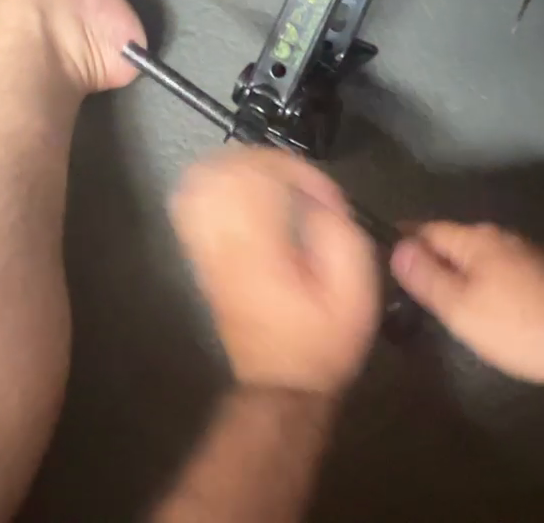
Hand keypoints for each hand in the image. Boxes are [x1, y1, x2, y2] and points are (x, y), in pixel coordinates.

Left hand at [171, 148, 380, 394]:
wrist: (283, 384)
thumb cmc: (324, 338)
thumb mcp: (354, 289)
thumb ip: (339, 232)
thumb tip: (319, 198)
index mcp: (263, 247)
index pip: (260, 177)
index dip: (292, 168)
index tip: (319, 189)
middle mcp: (226, 243)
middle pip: (219, 172)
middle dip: (258, 158)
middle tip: (289, 171)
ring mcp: (208, 251)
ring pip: (197, 184)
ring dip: (231, 167)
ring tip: (264, 172)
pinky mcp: (204, 259)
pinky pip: (189, 207)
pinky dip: (211, 185)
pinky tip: (236, 187)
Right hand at [391, 223, 543, 387]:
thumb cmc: (519, 325)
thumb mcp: (461, 308)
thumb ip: (427, 276)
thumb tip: (397, 246)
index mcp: (475, 239)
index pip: (428, 228)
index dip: (404, 236)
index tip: (383, 245)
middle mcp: (501, 235)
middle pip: (456, 238)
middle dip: (434, 252)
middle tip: (411, 273)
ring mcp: (529, 250)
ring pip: (483, 253)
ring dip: (463, 265)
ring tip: (446, 287)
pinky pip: (505, 265)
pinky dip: (488, 276)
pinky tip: (489, 297)